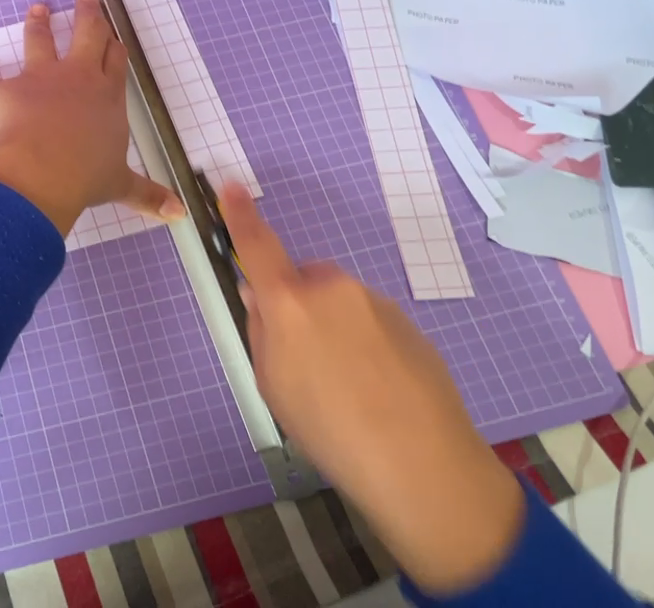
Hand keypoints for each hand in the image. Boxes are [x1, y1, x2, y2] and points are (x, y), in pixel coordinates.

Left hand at [0, 0, 182, 234]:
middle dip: (87, 15)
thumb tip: (179, 214)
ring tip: (38, 8)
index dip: (114, 44)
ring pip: (39, 41)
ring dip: (38, 23)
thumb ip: (148, 195)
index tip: (114, 31)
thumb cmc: (86, 177)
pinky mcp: (6, 92)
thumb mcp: (121, 185)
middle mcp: (76, 78)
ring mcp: (39, 80)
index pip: (115, 60)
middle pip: (86, 36)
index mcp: (107, 96)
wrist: (41, 173)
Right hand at [218, 183, 524, 596]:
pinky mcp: (409, 324)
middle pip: (303, 280)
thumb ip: (262, 332)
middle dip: (295, 302)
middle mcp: (333, 289)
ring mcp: (377, 303)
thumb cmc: (328, 428)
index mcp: (289, 302)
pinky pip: (370, 322)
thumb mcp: (271, 384)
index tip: (231, 187)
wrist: (423, 466)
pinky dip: (364, 343)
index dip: (240, 215)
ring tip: (345, 384)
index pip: (256, 245)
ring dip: (331, 325)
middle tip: (298, 356)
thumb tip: (261, 300)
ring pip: (338, 302)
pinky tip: (376, 389)